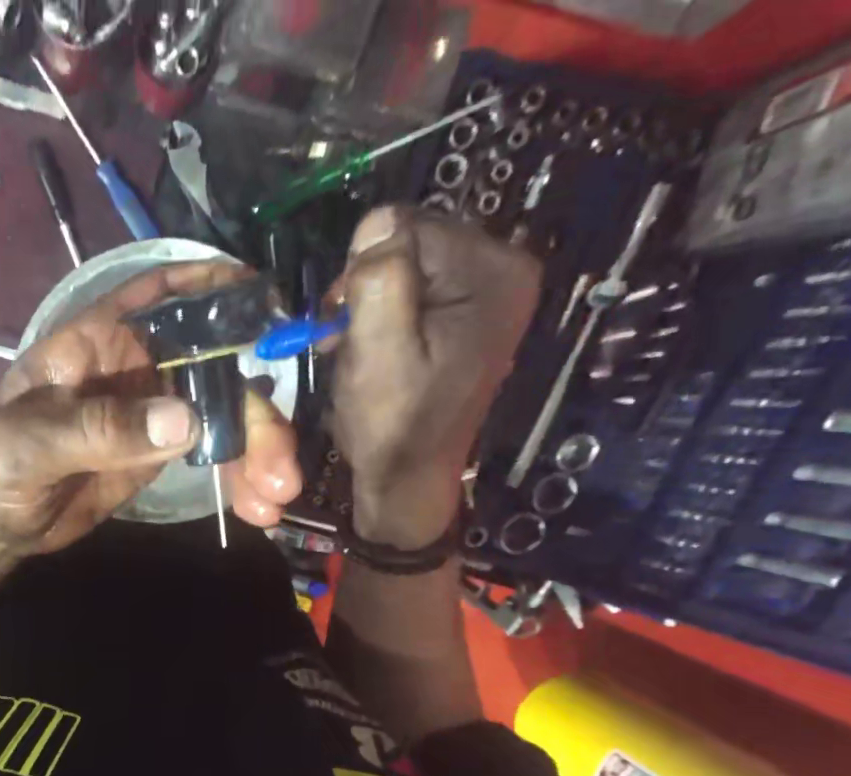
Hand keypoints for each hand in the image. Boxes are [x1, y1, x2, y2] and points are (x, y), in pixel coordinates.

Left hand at [0, 260, 302, 566]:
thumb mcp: (31, 446)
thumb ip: (99, 429)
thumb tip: (187, 419)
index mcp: (95, 342)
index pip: (158, 295)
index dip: (210, 287)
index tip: (263, 296)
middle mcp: (133, 366)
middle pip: (213, 365)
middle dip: (255, 411)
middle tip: (281, 463)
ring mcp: (153, 409)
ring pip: (225, 412)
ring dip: (259, 449)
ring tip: (275, 496)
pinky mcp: (162, 450)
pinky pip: (216, 451)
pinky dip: (241, 474)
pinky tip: (258, 505)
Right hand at [326, 206, 541, 547]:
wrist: (408, 479)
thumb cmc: (392, 423)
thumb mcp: (378, 349)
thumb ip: (380, 277)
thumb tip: (378, 220)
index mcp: (493, 273)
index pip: (406, 225)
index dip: (364, 270)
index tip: (346, 323)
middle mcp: (503, 269)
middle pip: (408, 239)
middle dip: (367, 283)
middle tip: (350, 337)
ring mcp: (489, 290)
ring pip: (403, 261)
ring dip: (369, 300)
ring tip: (361, 347)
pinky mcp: (469, 311)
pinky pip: (413, 285)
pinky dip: (383, 311)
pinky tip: (376, 346)